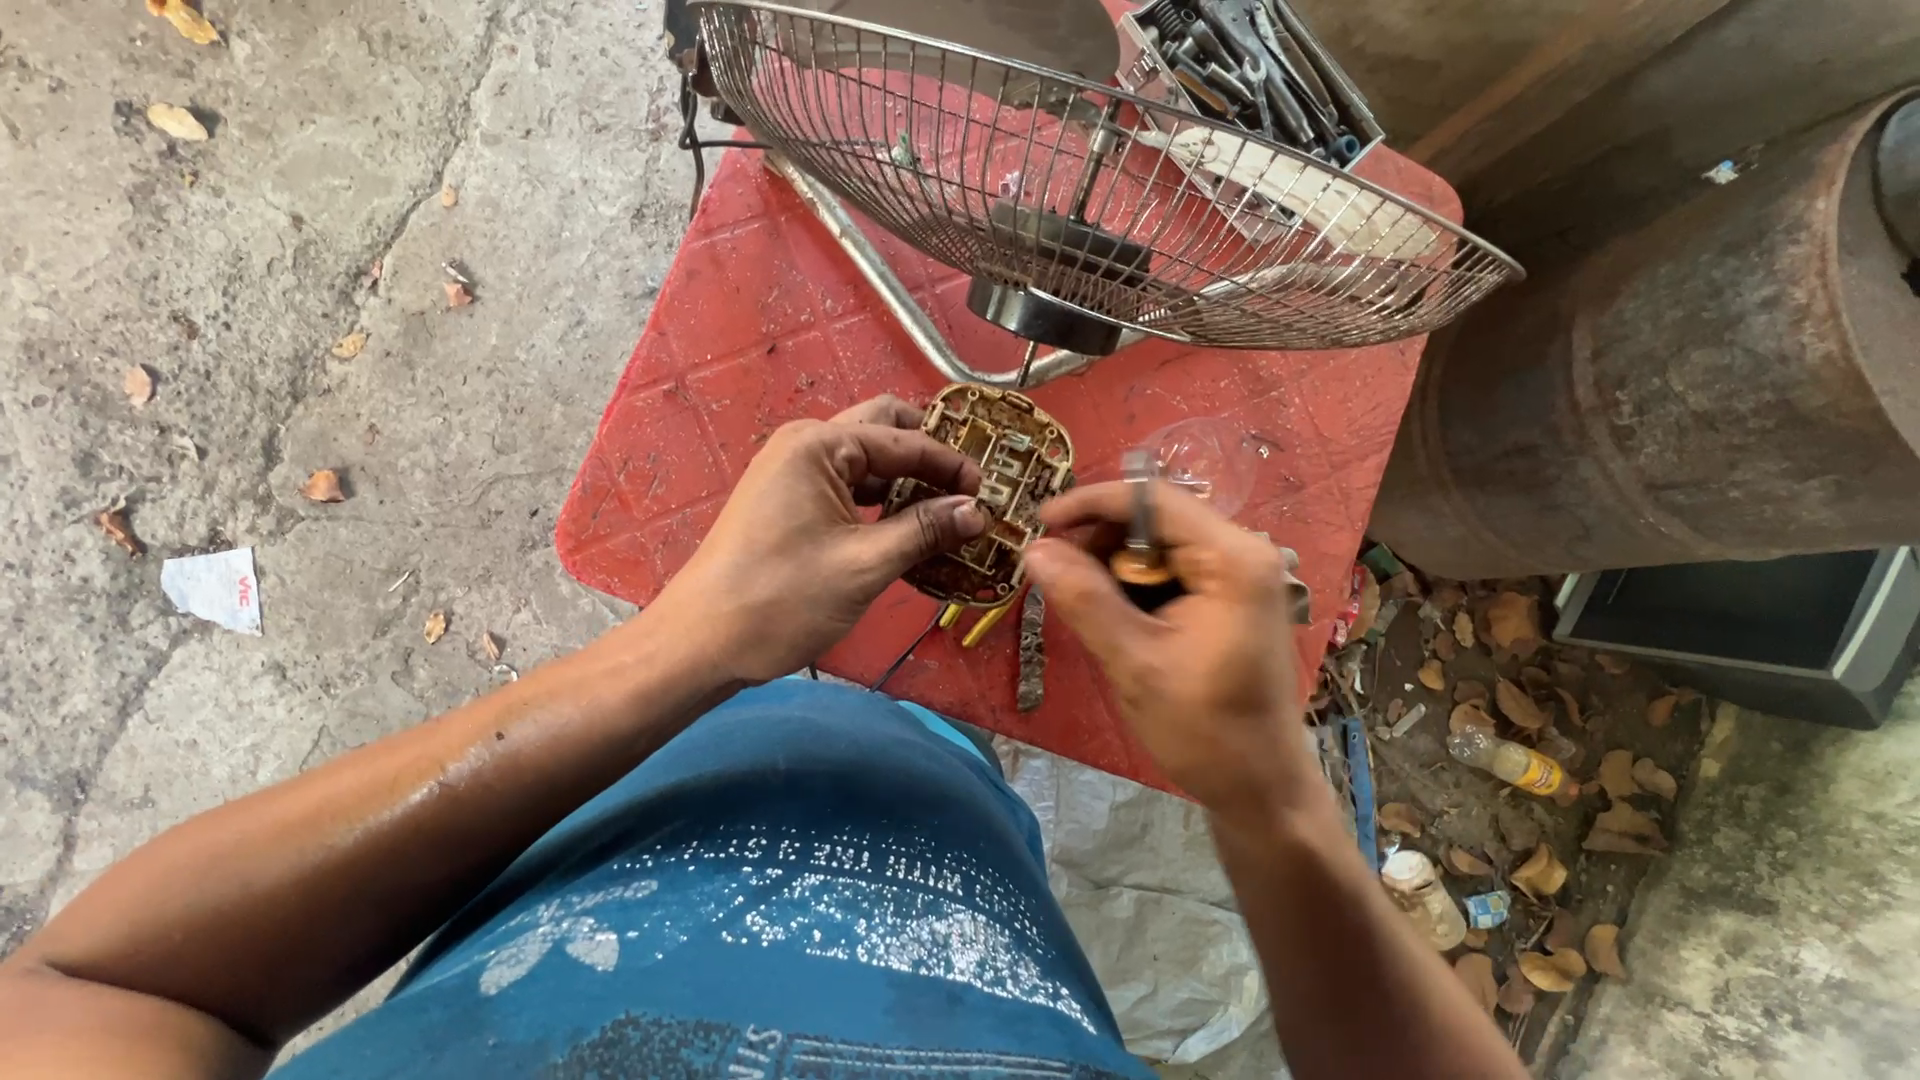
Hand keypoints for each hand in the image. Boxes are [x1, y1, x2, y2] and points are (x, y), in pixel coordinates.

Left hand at [648, 396, 984, 683]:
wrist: (701, 643)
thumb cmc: (781, 599)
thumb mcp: (864, 565)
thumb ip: (925, 530)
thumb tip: (977, 511)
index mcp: (819, 445)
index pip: (905, 440)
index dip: (952, 464)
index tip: (991, 492)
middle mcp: (806, 446)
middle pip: (884, 432)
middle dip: (929, 457)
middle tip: (969, 489)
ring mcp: (794, 474)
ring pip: (868, 463)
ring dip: (908, 483)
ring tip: (949, 514)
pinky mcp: (790, 504)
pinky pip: (849, 490)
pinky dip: (882, 505)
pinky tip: (910, 533)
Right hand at [1022, 482, 1311, 816]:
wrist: (1260, 786)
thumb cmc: (1204, 730)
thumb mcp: (1133, 662)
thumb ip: (1083, 599)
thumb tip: (1034, 549)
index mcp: (1233, 559)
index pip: (1152, 500)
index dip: (1091, 503)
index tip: (1040, 522)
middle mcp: (1243, 552)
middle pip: (1155, 520)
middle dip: (1101, 542)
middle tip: (1057, 574)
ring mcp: (1241, 574)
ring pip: (1158, 546)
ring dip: (1115, 568)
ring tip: (1084, 604)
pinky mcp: (1231, 597)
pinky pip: (1172, 571)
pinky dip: (1136, 586)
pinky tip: (1116, 617)